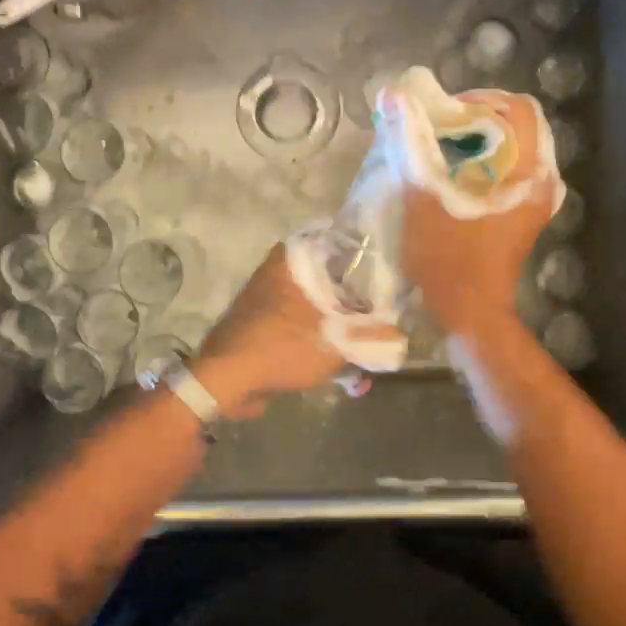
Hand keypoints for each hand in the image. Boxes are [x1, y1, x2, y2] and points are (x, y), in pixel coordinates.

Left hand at [192, 244, 394, 418]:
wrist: (225, 380)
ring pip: (322, 305)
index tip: (396, 282)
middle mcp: (281, 268)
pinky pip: (305, 325)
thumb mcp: (337, 342)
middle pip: (336, 278)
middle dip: (361, 306)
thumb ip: (373, 335)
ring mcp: (270, 295)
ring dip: (344, 329)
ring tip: (368, 354)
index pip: (344, 245)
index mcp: (295, 258)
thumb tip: (399, 336)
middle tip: (386, 325)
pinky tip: (344, 372)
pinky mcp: (265, 322)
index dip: (372, 263)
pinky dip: (323, 341)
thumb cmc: (281, 348)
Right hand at [394, 89, 558, 336]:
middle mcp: (540, 181)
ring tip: (434, 150)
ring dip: (471, 143)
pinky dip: (474, 164)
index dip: (480, 100)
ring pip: (506, 149)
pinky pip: (501, 171)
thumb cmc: (450, 260)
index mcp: (529, 173)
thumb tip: (393, 96)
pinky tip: (443, 176)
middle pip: (512, 126)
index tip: (444, 113)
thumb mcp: (424, 199)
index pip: (518, 108)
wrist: (470, 317)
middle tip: (432, 129)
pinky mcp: (518, 214)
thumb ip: (411, 145)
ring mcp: (532, 200)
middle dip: (471, 121)